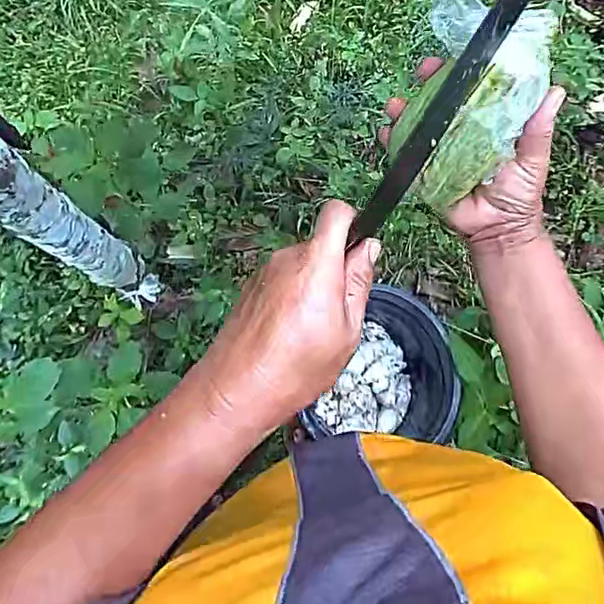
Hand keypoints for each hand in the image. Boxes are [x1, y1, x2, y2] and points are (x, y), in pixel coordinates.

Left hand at [193, 200, 380, 432]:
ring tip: (310, 329)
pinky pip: (284, 279)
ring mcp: (266, 271)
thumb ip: (359, 282)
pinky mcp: (252, 285)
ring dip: (313, 286)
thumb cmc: (293, 368)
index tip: (359, 249)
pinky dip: (292, 297)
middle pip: (321, 244)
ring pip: (303, 264)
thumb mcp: (347, 330)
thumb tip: (368, 249)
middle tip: (337, 311)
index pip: (337, 212)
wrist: (235, 391)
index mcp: (317, 264)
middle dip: (335, 269)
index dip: (354, 223)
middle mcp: (288, 258)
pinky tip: (289, 332)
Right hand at [379, 57, 565, 252]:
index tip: (453, 59)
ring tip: (397, 105)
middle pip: (439, 99)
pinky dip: (393, 142)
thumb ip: (538, 128)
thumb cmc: (519, 192)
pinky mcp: (424, 170)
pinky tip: (388, 133)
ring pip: (417, 122)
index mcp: (485, 121)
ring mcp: (438, 149)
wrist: (500, 230)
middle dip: (427, 82)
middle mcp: (459, 130)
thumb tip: (556, 92)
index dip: (460, 70)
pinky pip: (405, 153)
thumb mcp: (533, 157)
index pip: (470, 88)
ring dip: (403, 109)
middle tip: (423, 72)